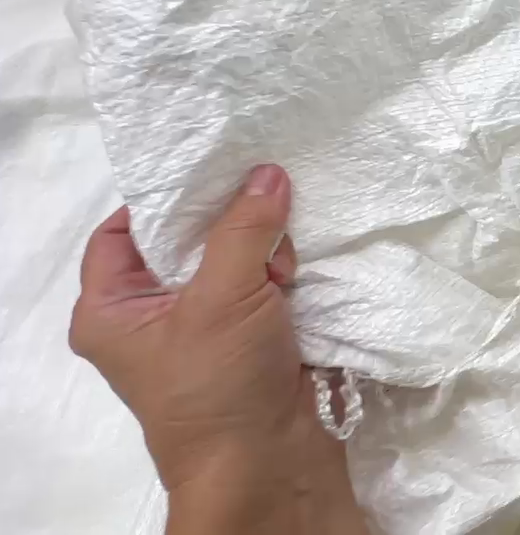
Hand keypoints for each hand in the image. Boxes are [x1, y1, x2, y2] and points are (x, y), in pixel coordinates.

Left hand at [69, 165, 367, 534]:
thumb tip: (268, 172)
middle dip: (236, 224)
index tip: (220, 168)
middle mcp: (157, 310)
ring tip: (287, 269)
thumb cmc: (217, 379)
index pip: (124, 233)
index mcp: (114, 308)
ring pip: (240, 255)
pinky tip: (305, 270)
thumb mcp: (223, 297)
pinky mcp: (256, 328)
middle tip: (266, 229)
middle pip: (193, 238)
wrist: (267, 450)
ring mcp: (210, 320)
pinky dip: (291, 267)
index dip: (166, 199)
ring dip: (272, 249)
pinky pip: (271, 278)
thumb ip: (244, 230)